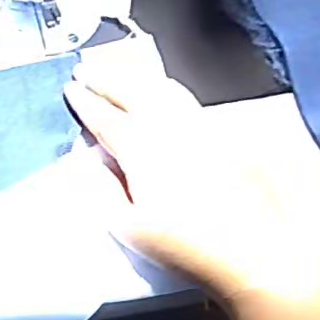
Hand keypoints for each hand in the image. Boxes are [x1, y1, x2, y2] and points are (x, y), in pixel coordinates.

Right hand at [63, 57, 319, 304]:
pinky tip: (161, 91)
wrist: (248, 251)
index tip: (71, 89)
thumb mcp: (128, 227)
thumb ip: (104, 189)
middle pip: (134, 91)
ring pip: (163, 88)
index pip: (106, 119)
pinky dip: (164, 87)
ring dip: (136, 76)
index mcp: (142, 152)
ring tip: (120, 71)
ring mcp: (199, 129)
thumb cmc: (183, 246)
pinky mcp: (220, 137)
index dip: (85, 103)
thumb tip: (91, 161)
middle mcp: (171, 131)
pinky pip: (185, 99)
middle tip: (88, 68)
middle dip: (108, 76)